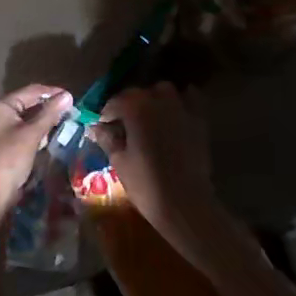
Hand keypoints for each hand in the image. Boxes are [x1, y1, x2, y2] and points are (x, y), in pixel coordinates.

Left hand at [0, 84, 72, 211]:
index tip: (72, 97)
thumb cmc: (11, 158)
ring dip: (50, 118)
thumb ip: (50, 114)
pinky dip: (45, 129)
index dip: (51, 92)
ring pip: (33, 117)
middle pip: (32, 103)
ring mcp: (9, 128)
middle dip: (52, 106)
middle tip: (74, 109)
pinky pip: (32, 130)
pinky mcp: (15, 142)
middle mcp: (5, 113)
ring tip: (70, 119)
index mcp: (5, 106)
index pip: (31, 91)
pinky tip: (58, 132)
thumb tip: (68, 95)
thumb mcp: (32, 134)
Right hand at [89, 83, 226, 247]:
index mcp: (135, 108)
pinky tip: (175, 113)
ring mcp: (181, 109)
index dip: (107, 114)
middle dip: (129, 105)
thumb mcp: (119, 161)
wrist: (185, 204)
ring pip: (164, 91)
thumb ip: (107, 139)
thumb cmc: (146, 183)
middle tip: (124, 124)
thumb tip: (97, 128)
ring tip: (149, 117)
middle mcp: (158, 100)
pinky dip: (182, 101)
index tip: (103, 126)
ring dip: (154, 99)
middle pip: (138, 94)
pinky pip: (190, 100)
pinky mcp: (198, 121)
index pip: (115, 102)